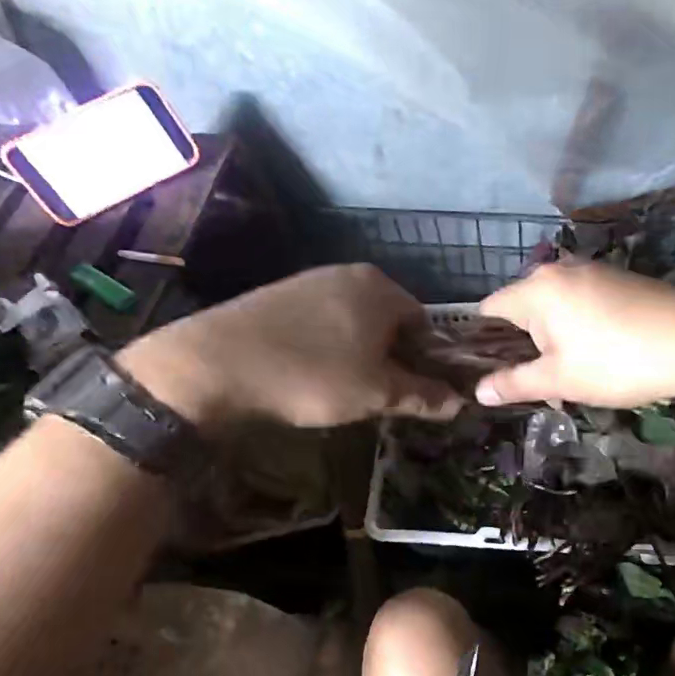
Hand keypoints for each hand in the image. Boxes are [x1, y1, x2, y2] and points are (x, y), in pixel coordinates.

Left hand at [118, 265, 460, 428]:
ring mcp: (310, 280)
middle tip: (381, 396)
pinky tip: (311, 373)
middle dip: (392, 358)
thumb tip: (460, 402)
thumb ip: (422, 396)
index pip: (425, 323)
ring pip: (354, 322)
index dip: (427, 360)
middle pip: (389, 320)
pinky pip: (321, 322)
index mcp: (381, 288)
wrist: (215, 365)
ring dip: (359, 354)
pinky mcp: (279, 295)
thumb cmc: (312, 375)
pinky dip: (327, 347)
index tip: (416, 393)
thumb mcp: (376, 394)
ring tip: (345, 389)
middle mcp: (349, 273)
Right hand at [474, 262, 674, 407]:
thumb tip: (479, 392)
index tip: (488, 372)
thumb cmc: (617, 362)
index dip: (483, 342)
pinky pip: (582, 304)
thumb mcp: (560, 380)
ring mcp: (593, 272)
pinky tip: (598, 357)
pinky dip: (578, 329)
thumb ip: (515, 384)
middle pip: (522, 308)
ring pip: (554, 308)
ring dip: (553, 340)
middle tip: (534, 384)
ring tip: (568, 376)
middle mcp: (559, 271)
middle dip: (522, 345)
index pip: (489, 310)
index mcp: (536, 289)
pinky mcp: (619, 280)